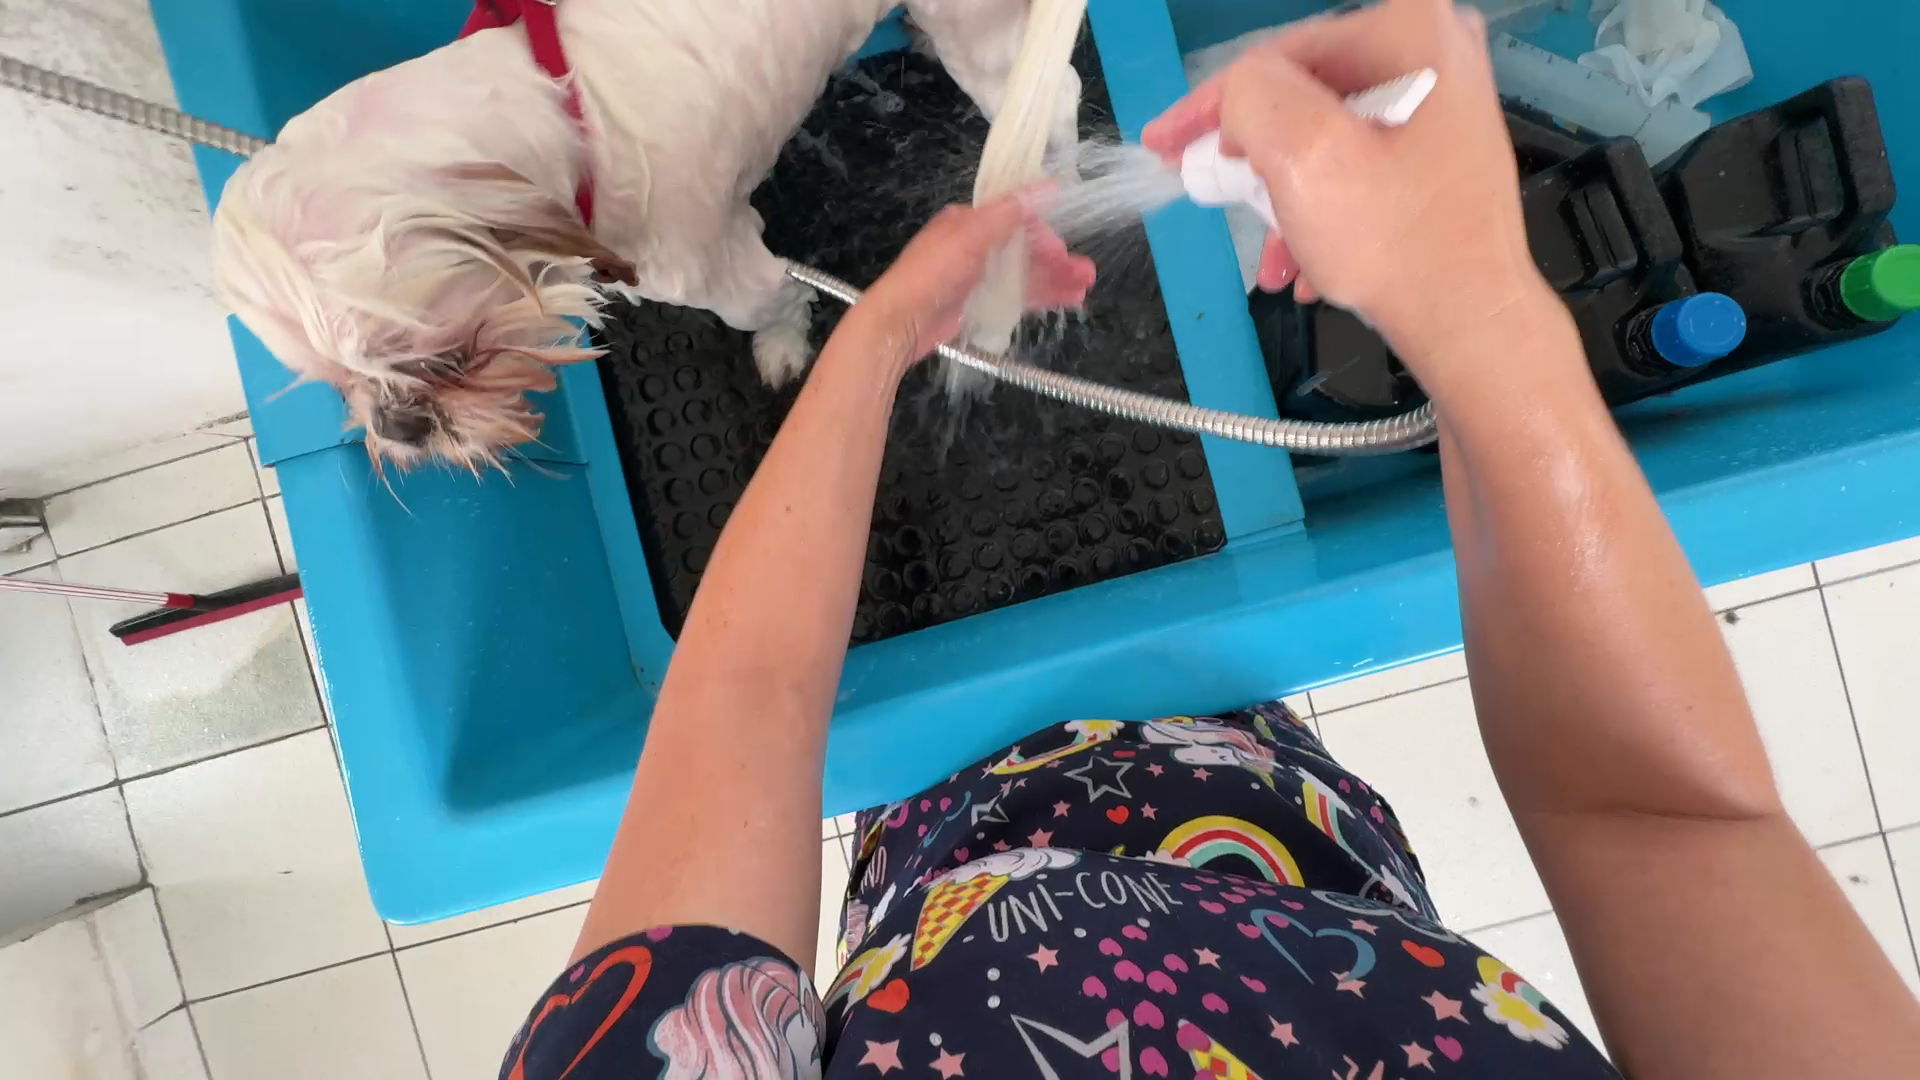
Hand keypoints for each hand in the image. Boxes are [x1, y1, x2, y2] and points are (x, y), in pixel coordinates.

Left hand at [850, 194, 1096, 371]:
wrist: (901, 322)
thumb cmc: (931, 274)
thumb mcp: (970, 235)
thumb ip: (1008, 213)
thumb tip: (1048, 186)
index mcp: (970, 222)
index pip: (1017, 217)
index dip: (1044, 231)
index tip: (1064, 247)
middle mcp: (976, 246)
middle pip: (1026, 248)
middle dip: (1057, 259)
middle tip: (1086, 274)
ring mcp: (978, 278)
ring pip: (1025, 275)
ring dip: (1055, 280)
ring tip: (1083, 290)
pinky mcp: (978, 305)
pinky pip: (1016, 297)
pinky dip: (1040, 298)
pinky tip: (1063, 302)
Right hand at [1142, 0, 1554, 372]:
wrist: (1465, 316)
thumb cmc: (1391, 241)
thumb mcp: (1304, 159)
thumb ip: (1253, 103)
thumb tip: (1236, 99)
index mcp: (1405, 34)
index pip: (1278, 58)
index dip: (1207, 105)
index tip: (1162, 145)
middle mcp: (1429, 56)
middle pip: (1299, 102)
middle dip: (1250, 163)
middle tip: (1210, 195)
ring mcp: (1435, 110)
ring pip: (1320, 147)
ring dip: (1280, 205)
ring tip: (1270, 259)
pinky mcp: (1433, 160)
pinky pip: (1349, 176)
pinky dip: (1315, 219)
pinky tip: (1305, 267)